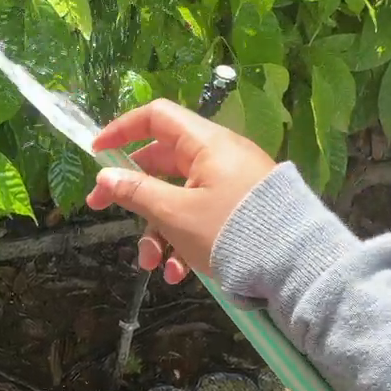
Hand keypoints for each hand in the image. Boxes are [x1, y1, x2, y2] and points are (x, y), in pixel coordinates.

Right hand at [84, 99, 280, 283]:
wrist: (294, 265)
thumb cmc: (228, 230)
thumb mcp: (173, 214)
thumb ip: (135, 193)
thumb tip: (105, 177)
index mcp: (206, 144)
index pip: (157, 118)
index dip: (122, 130)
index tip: (96, 152)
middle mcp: (219, 158)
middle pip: (161, 164)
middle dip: (133, 195)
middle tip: (101, 210)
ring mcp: (230, 185)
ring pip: (177, 198)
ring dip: (157, 231)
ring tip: (152, 264)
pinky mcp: (237, 212)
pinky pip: (199, 218)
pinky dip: (182, 242)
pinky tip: (178, 273)